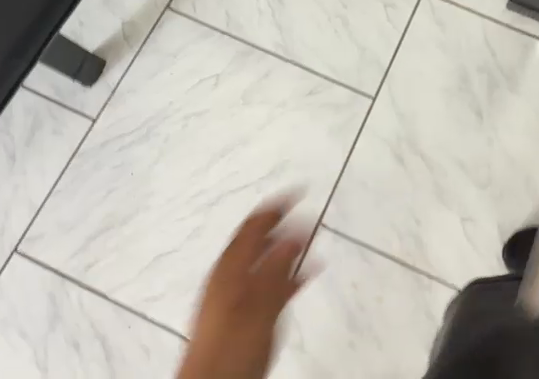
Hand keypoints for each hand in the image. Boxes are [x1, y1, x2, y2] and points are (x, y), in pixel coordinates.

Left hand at [176, 200, 311, 378]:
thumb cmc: (230, 347)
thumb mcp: (257, 306)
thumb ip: (276, 269)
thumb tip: (294, 231)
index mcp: (230, 269)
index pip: (253, 225)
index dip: (275, 206)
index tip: (299, 191)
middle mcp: (230, 277)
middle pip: (256, 241)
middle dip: (280, 224)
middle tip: (304, 211)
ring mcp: (234, 298)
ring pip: (262, 261)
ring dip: (284, 248)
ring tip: (308, 240)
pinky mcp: (241, 317)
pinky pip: (267, 285)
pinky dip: (285, 274)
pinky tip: (302, 276)